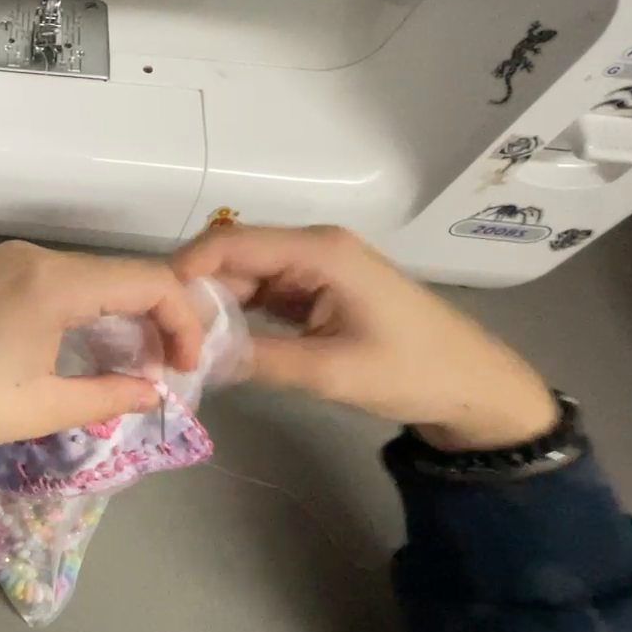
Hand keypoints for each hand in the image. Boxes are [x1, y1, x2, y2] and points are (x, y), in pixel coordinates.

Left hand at [0, 242, 203, 475]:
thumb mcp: (39, 408)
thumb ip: (107, 396)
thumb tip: (153, 392)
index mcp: (52, 280)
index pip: (148, 281)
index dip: (183, 322)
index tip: (186, 370)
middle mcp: (32, 256)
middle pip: (119, 274)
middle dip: (154, 320)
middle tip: (162, 373)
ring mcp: (3, 261)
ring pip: (86, 277)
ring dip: (117, 315)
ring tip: (128, 366)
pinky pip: (52, 282)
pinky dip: (81, 310)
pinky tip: (80, 346)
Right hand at [171, 225, 556, 450]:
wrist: (474, 388)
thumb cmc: (414, 371)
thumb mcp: (329, 372)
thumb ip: (257, 359)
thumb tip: (194, 357)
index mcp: (319, 252)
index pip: (232, 243)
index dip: (187, 267)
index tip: (157, 306)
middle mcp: (310, 248)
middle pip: (231, 256)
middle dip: (195, 290)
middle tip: (166, 333)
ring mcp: (311, 267)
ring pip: (240, 275)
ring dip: (212, 304)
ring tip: (184, 340)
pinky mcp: (311, 288)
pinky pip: (258, 292)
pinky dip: (234, 313)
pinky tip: (215, 339)